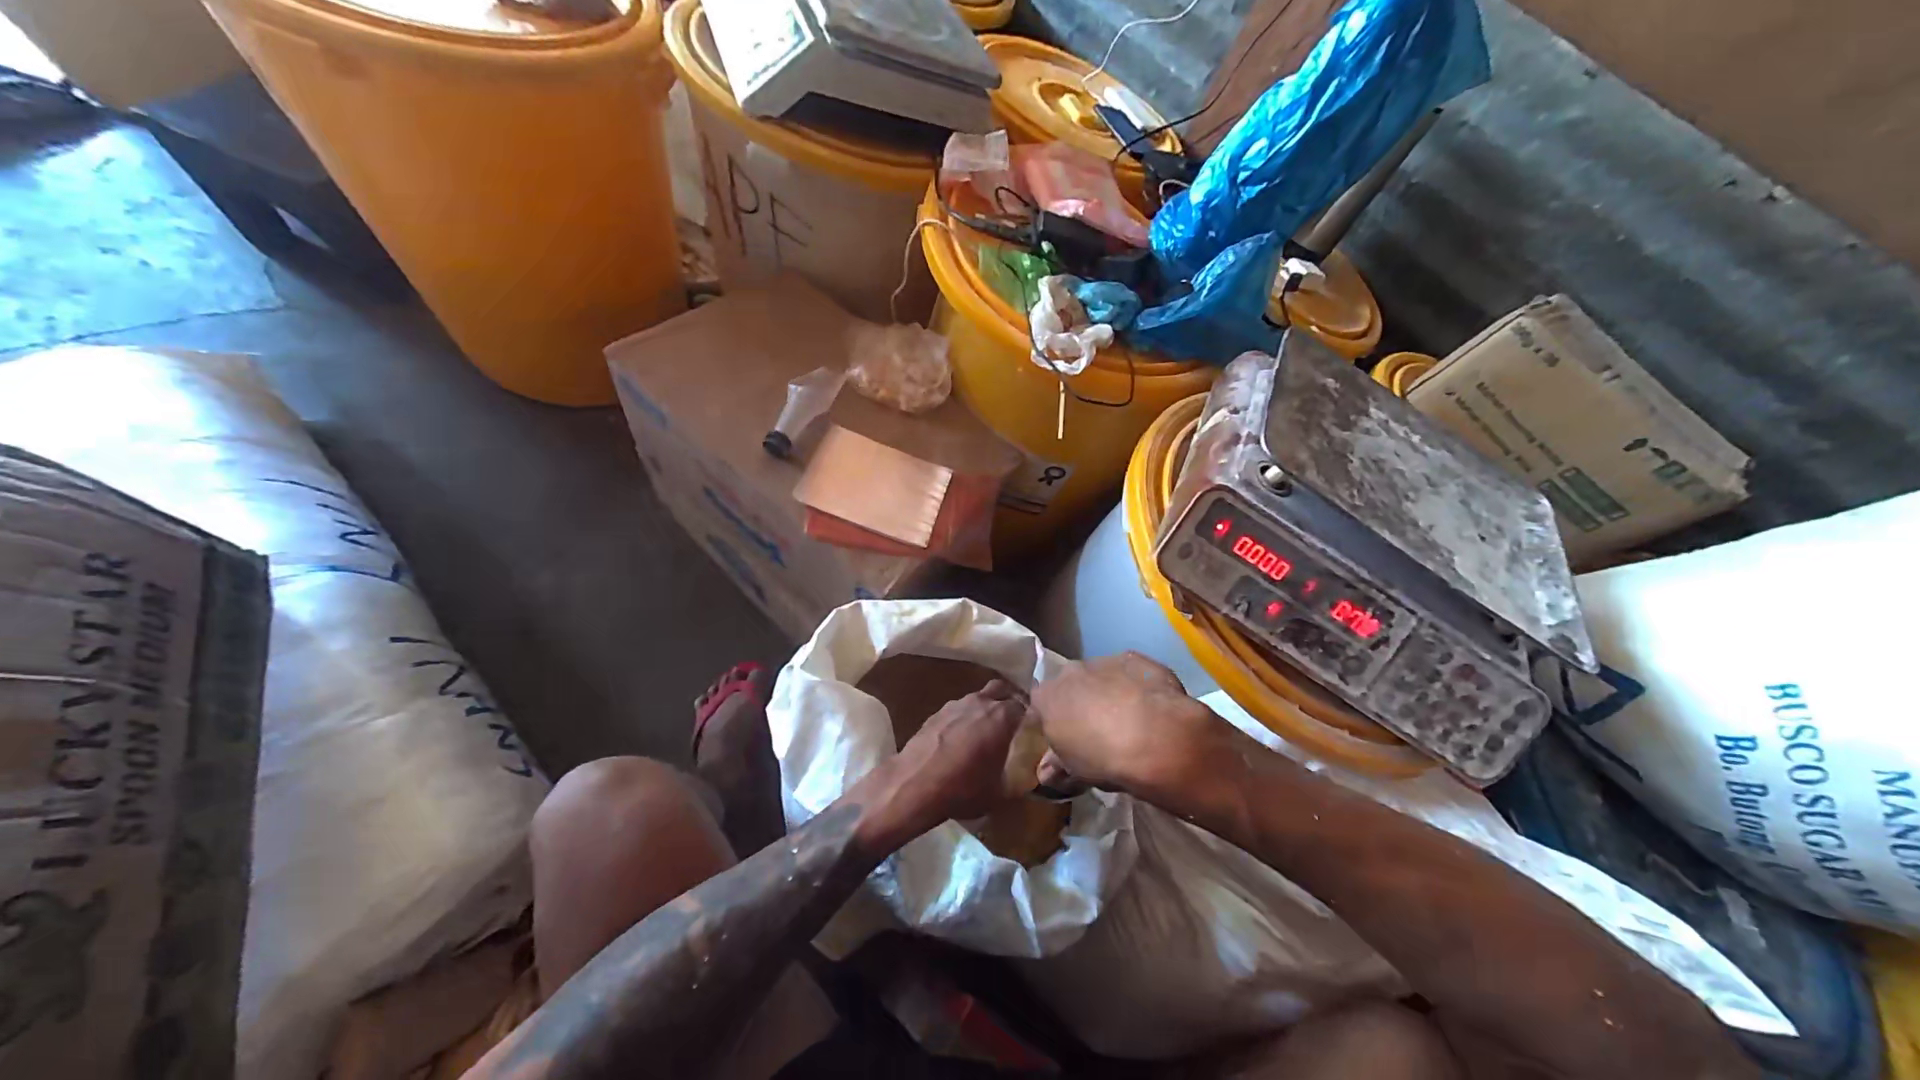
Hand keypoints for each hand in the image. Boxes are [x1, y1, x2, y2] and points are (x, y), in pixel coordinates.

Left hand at [853, 681, 1026, 852]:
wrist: (914, 784)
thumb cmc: (963, 788)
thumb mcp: (1000, 792)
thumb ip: (1020, 779)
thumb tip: (1030, 778)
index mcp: (1002, 717)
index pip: (1027, 706)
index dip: (1033, 715)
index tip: (1036, 727)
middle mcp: (981, 702)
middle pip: (1003, 690)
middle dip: (1010, 700)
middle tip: (1014, 720)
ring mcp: (956, 704)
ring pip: (979, 697)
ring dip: (987, 707)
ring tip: (988, 728)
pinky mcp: (936, 712)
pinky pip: (959, 708)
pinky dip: (966, 716)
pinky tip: (963, 735)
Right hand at [1031, 653, 1234, 803]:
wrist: (1155, 737)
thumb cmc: (1103, 758)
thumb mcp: (1075, 771)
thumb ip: (1057, 765)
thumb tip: (1046, 771)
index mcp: (1048, 697)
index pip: (1040, 705)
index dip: (1051, 720)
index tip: (1063, 736)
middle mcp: (1071, 671)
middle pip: (1071, 685)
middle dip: (1080, 701)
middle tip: (1096, 728)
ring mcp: (1105, 661)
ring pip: (1102, 675)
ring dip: (1110, 691)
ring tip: (1130, 719)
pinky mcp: (1138, 659)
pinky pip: (1132, 672)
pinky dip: (1137, 684)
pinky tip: (1152, 707)